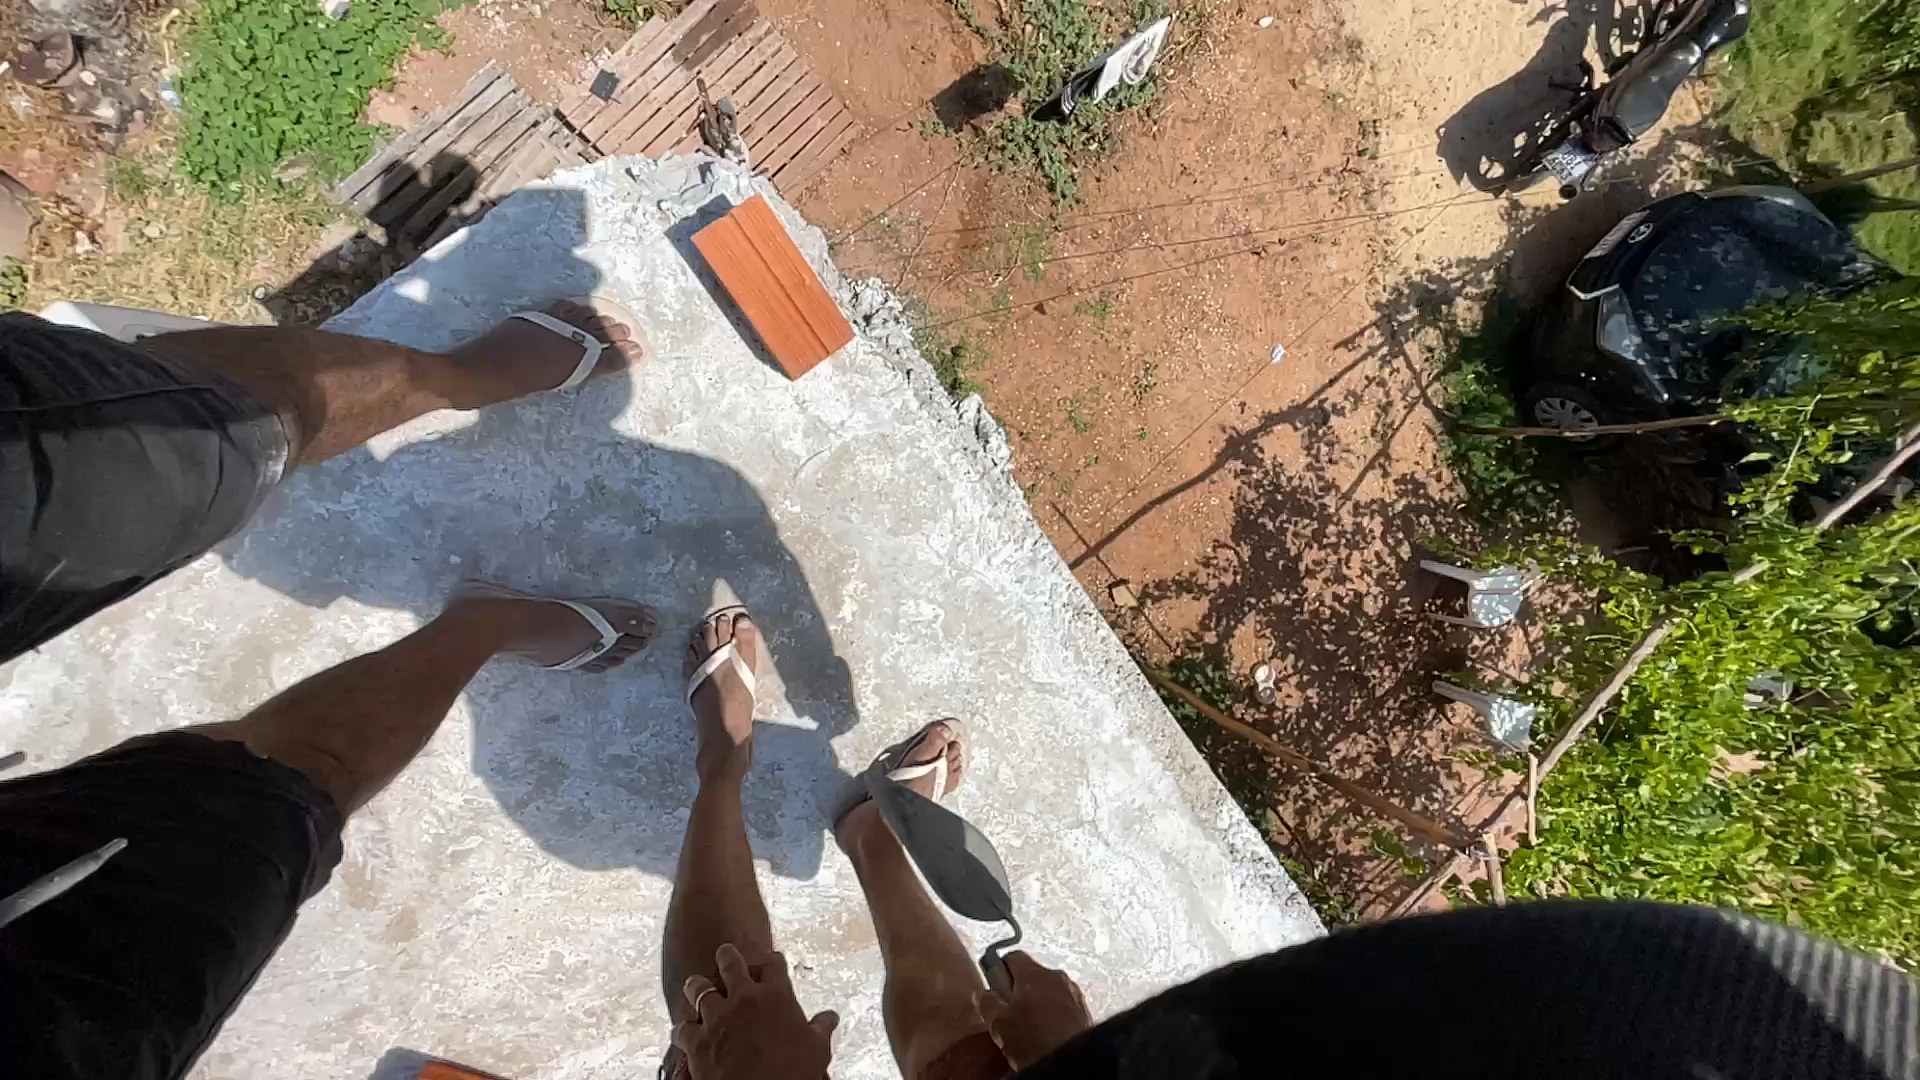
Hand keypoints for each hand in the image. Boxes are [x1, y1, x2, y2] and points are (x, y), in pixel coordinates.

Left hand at [673, 944, 837, 1079]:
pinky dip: (683, 1028)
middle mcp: (745, 998)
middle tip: (724, 953)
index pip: (773, 963)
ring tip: (695, 984)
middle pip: (731, 962)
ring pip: (699, 989)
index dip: (771, 960)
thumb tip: (831, 1017)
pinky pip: (683, 1028)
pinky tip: (684, 1029)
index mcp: (776, 994)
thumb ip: (821, 1027)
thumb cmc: (794, 1072)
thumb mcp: (817, 1048)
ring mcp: (719, 1019)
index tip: (770, 961)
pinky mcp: (698, 1043)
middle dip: (727, 955)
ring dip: (697, 986)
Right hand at [972, 951, 1093, 1068]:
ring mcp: (1072, 992)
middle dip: (1019, 990)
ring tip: (1028, 1028)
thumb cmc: (1036, 1042)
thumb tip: (981, 995)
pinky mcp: (1084, 1010)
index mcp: (1032, 972)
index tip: (994, 985)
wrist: (1071, 1063)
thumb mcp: (1000, 1025)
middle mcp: (1054, 975)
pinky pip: (1062, 1004)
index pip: (1011, 956)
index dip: (1000, 970)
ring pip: (1047, 990)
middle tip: (1009, 1013)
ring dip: (1038, 1002)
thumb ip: (988, 1004)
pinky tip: (1046, 1033)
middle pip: (1030, 974)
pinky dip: (1054, 1014)